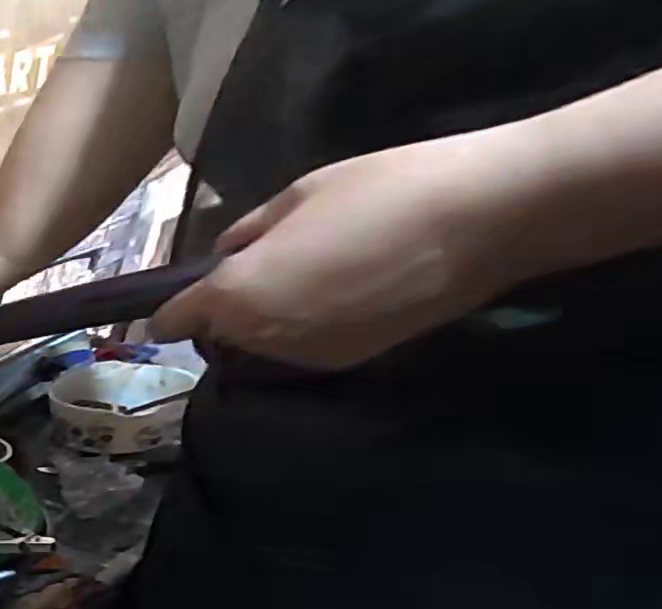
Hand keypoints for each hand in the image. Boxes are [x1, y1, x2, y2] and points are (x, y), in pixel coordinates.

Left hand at [151, 128, 532, 368]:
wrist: (493, 218)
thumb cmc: (389, 189)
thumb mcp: (301, 193)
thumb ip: (247, 233)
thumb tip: (224, 256)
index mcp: (233, 294)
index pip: (172, 321)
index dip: (168, 314)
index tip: (174, 308)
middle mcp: (253, 334)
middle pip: (214, 335)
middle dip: (223, 314)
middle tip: (260, 278)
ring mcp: (294, 355)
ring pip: (253, 346)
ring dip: (262, 324)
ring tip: (310, 283)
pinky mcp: (334, 366)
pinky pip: (295, 351)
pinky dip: (300, 333)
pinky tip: (341, 301)